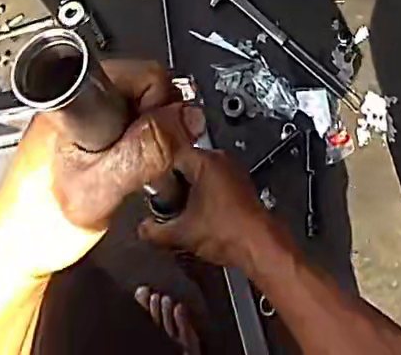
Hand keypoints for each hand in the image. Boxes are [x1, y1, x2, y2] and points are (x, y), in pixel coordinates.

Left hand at [0, 60, 199, 279]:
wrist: (10, 259)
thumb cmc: (38, 227)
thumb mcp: (101, 191)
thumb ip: (146, 151)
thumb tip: (187, 118)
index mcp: (77, 96)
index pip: (147, 76)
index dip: (161, 111)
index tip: (152, 147)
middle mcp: (79, 94)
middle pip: (148, 86)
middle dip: (158, 123)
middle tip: (140, 163)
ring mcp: (82, 110)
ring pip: (141, 104)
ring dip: (148, 137)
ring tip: (129, 170)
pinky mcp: (86, 127)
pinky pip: (129, 121)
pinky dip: (137, 145)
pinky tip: (123, 170)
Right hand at [137, 143, 289, 272]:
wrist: (257, 244)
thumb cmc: (225, 231)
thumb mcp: (182, 233)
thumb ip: (156, 231)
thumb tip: (142, 229)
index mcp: (206, 161)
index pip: (173, 156)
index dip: (161, 175)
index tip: (155, 192)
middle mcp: (220, 158)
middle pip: (188, 164)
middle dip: (175, 185)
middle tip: (166, 205)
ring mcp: (233, 169)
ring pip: (201, 173)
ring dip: (190, 190)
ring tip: (182, 212)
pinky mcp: (240, 183)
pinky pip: (215, 181)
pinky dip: (205, 194)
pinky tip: (201, 215)